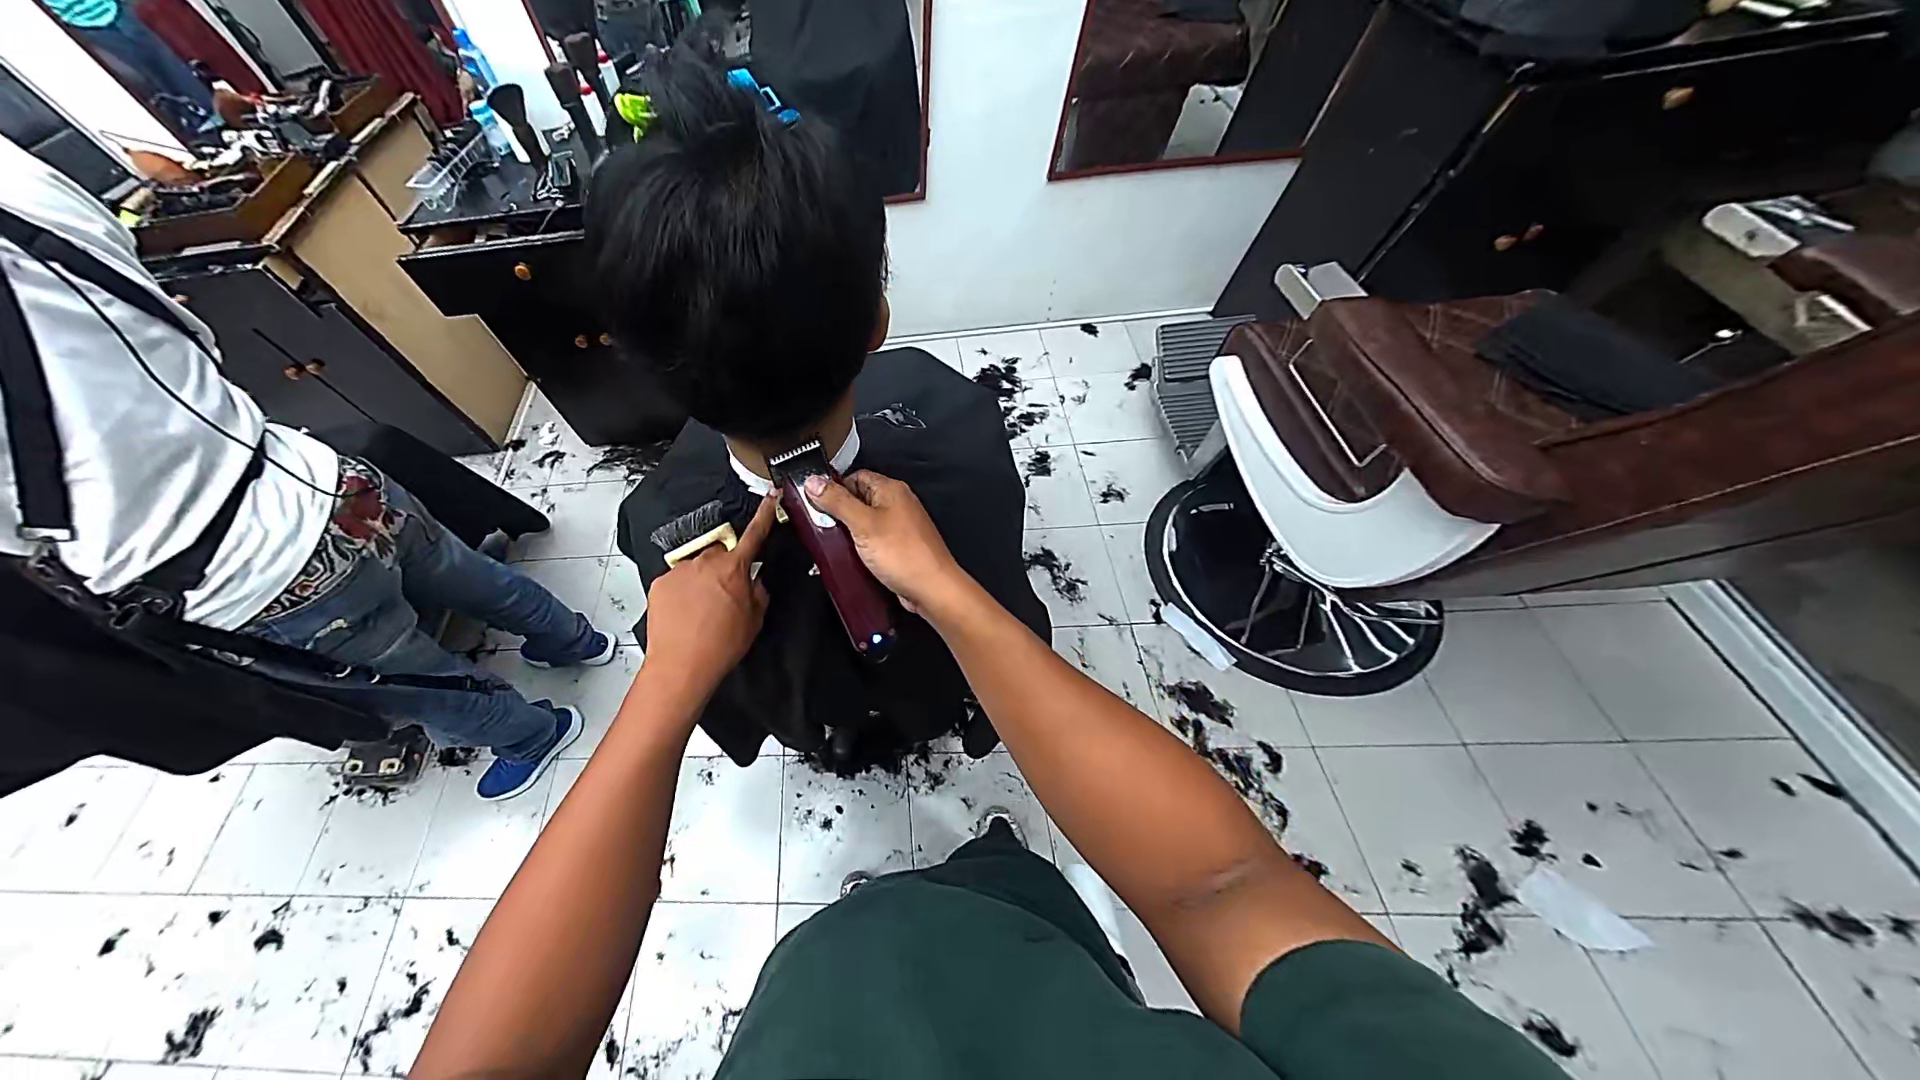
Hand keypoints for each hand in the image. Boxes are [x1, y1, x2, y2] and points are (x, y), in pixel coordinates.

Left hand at [639, 494, 777, 699]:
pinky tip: (688, 615)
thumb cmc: (720, 645)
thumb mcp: (755, 618)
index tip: (771, 496)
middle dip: (726, 569)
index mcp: (734, 568)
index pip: (755, 533)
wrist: (682, 666)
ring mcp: (680, 572)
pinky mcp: (660, 584)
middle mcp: (705, 562)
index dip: (765, 513)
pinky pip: (678, 581)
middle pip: (721, 554)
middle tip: (728, 596)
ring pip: (698, 568)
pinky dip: (684, 593)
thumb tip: (753, 582)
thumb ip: (758, 591)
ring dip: (703, 583)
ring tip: (704, 613)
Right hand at [803, 471, 971, 615]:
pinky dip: (859, 551)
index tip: (816, 501)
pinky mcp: (897, 548)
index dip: (833, 487)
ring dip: (847, 536)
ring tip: (840, 547)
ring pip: (862, 524)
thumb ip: (837, 502)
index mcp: (891, 490)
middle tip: (826, 528)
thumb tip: (815, 483)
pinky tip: (853, 560)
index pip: (854, 476)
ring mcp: (898, 528)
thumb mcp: (863, 524)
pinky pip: (871, 544)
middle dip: (838, 515)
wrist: (931, 589)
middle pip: (856, 501)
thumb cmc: (909, 557)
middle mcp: (897, 506)